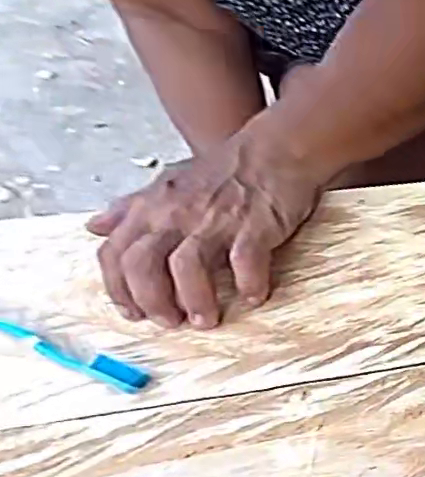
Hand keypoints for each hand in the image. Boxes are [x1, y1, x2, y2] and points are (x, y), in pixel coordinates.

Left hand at [87, 130, 327, 327]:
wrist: (274, 154)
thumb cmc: (228, 172)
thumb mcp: (168, 185)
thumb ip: (132, 209)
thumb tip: (97, 228)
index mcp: (151, 210)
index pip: (116, 254)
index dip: (119, 288)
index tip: (134, 311)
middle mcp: (174, 218)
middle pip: (145, 267)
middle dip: (154, 301)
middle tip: (173, 322)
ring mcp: (216, 224)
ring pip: (188, 269)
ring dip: (197, 300)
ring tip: (209, 320)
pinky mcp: (255, 229)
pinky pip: (246, 263)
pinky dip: (250, 284)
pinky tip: (256, 298)